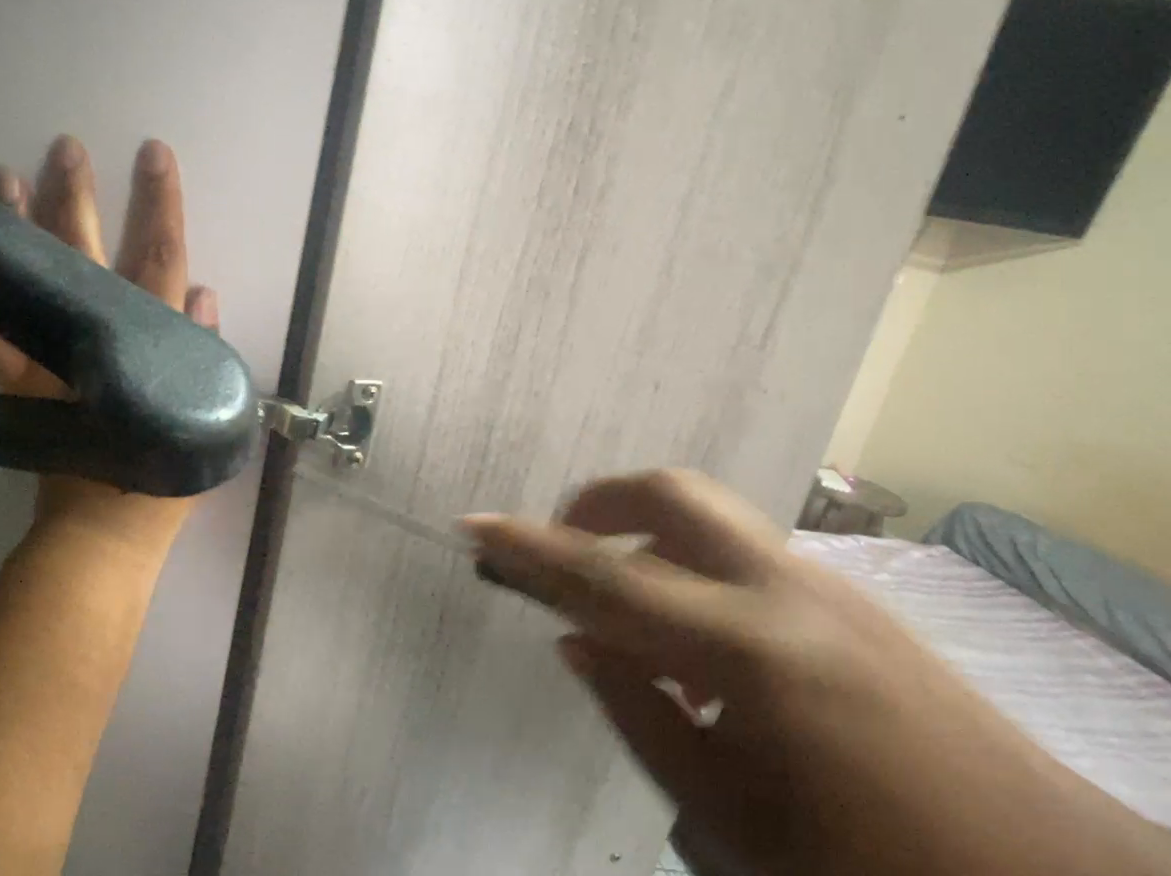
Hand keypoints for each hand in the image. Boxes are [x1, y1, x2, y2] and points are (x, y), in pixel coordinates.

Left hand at [0, 135, 218, 548]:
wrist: (104, 529)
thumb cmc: (163, 474)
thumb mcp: (205, 411)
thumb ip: (203, 349)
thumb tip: (203, 289)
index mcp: (150, 337)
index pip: (160, 256)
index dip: (160, 202)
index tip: (154, 153)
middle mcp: (95, 335)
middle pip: (85, 253)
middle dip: (78, 196)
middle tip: (64, 146)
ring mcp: (48, 358)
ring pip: (29, 281)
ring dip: (17, 228)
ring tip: (3, 178)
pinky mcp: (14, 387)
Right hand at [460, 470, 1170, 875]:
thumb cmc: (862, 859)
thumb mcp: (726, 813)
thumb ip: (639, 713)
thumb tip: (578, 642)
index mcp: (749, 649)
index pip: (609, 577)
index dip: (531, 549)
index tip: (473, 525)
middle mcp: (790, 591)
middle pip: (674, 495)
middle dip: (601, 503)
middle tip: (561, 546)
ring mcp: (832, 587)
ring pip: (714, 521)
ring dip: (651, 543)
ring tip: (633, 622)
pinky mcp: (858, 602)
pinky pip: (750, 557)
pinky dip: (698, 573)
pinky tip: (703, 655)